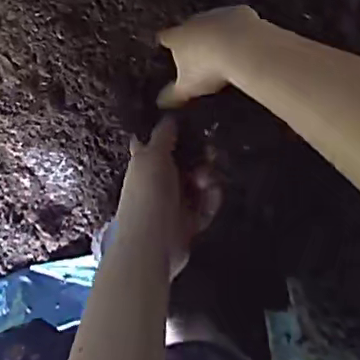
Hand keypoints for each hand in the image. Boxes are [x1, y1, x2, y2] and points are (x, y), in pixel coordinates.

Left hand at [115, 117, 222, 278]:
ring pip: (198, 184)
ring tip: (208, 180)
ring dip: (208, 179)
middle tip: (211, 153)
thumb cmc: (148, 193)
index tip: (191, 125)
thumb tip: (168, 116)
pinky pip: (206, 207)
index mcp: (146, 162)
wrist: (151, 243)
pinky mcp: (189, 223)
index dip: (172, 134)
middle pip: (185, 162)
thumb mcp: (153, 156)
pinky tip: (214, 195)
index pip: (157, 142)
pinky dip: (211, 201)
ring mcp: (174, 203)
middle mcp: (159, 181)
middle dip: (200, 157)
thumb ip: (163, 136)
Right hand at [155, 5, 264, 107]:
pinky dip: (239, 28)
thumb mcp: (188, 87)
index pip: (166, 37)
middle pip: (190, 27)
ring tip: (225, 50)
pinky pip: (237, 20)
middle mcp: (194, 20)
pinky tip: (245, 41)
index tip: (167, 46)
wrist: (241, 47)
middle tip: (201, 54)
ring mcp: (217, 14)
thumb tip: (161, 102)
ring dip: (217, 32)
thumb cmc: (208, 68)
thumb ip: (174, 94)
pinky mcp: (239, 12)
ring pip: (214, 22)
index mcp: (177, 37)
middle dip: (194, 37)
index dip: (167, 42)